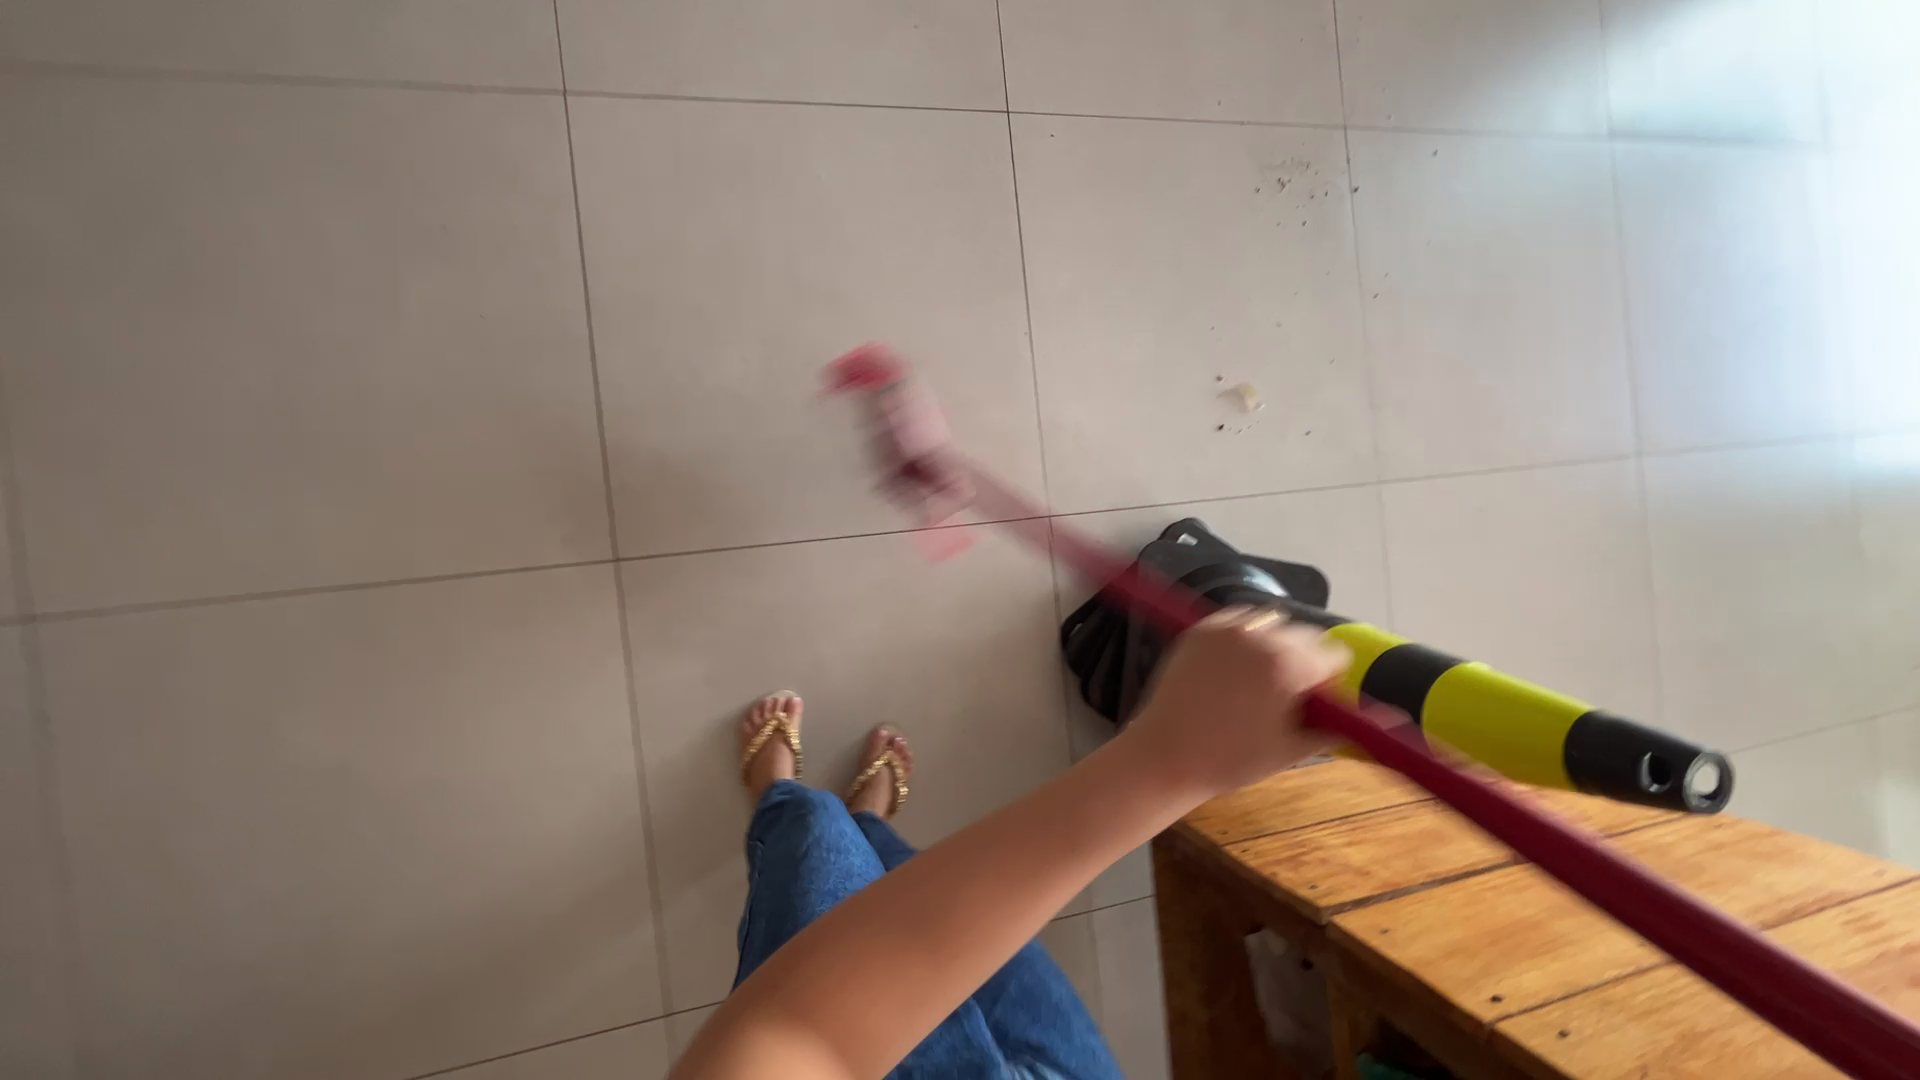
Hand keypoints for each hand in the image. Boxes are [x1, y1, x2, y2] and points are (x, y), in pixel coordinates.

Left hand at [1121, 607, 1351, 799]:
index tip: (1314, 700)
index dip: (1328, 679)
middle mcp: (1259, 637)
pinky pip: (1237, 619)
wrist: (1165, 754)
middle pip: (1303, 635)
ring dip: (1274, 642)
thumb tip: (1393, 720)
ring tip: (1257, 680)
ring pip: (1270, 622)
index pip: (1333, 655)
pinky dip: (1244, 634)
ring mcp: (1225, 630)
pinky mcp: (1199, 630)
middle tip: (1285, 694)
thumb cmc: (1231, 759)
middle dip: (1303, 659)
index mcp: (1287, 664)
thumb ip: (1344, 728)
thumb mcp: (1294, 748)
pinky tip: (1235, 665)